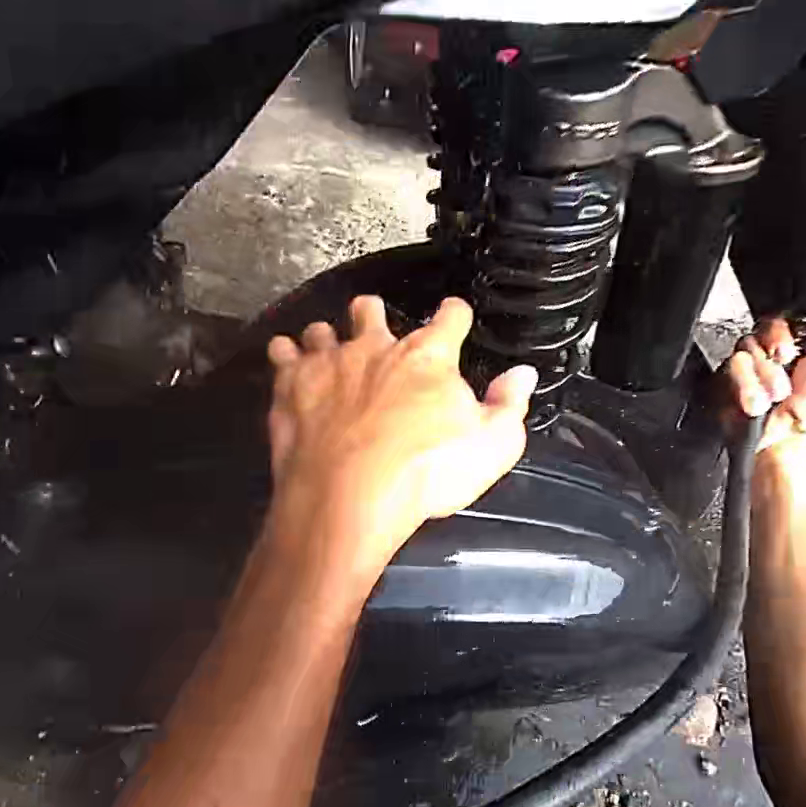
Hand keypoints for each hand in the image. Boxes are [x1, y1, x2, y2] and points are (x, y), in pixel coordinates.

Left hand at [265, 295, 536, 558]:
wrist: (352, 497)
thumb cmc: (427, 473)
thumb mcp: (493, 446)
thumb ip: (509, 405)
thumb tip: (523, 374)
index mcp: (428, 358)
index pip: (449, 318)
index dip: (455, 315)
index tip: (455, 317)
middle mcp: (375, 348)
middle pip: (371, 309)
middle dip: (374, 314)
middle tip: (375, 328)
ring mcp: (328, 363)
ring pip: (323, 330)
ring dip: (328, 338)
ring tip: (329, 352)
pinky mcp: (291, 386)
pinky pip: (282, 352)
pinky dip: (287, 355)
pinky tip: (290, 364)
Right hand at [724, 317, 805, 467]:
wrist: (784, 447)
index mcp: (795, 347)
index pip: (779, 320)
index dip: (781, 333)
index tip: (789, 354)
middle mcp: (767, 357)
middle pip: (756, 333)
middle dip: (771, 362)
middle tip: (782, 385)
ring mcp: (745, 372)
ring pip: (742, 352)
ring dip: (760, 379)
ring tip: (771, 400)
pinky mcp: (724, 387)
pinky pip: (727, 371)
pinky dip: (745, 388)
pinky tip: (755, 405)